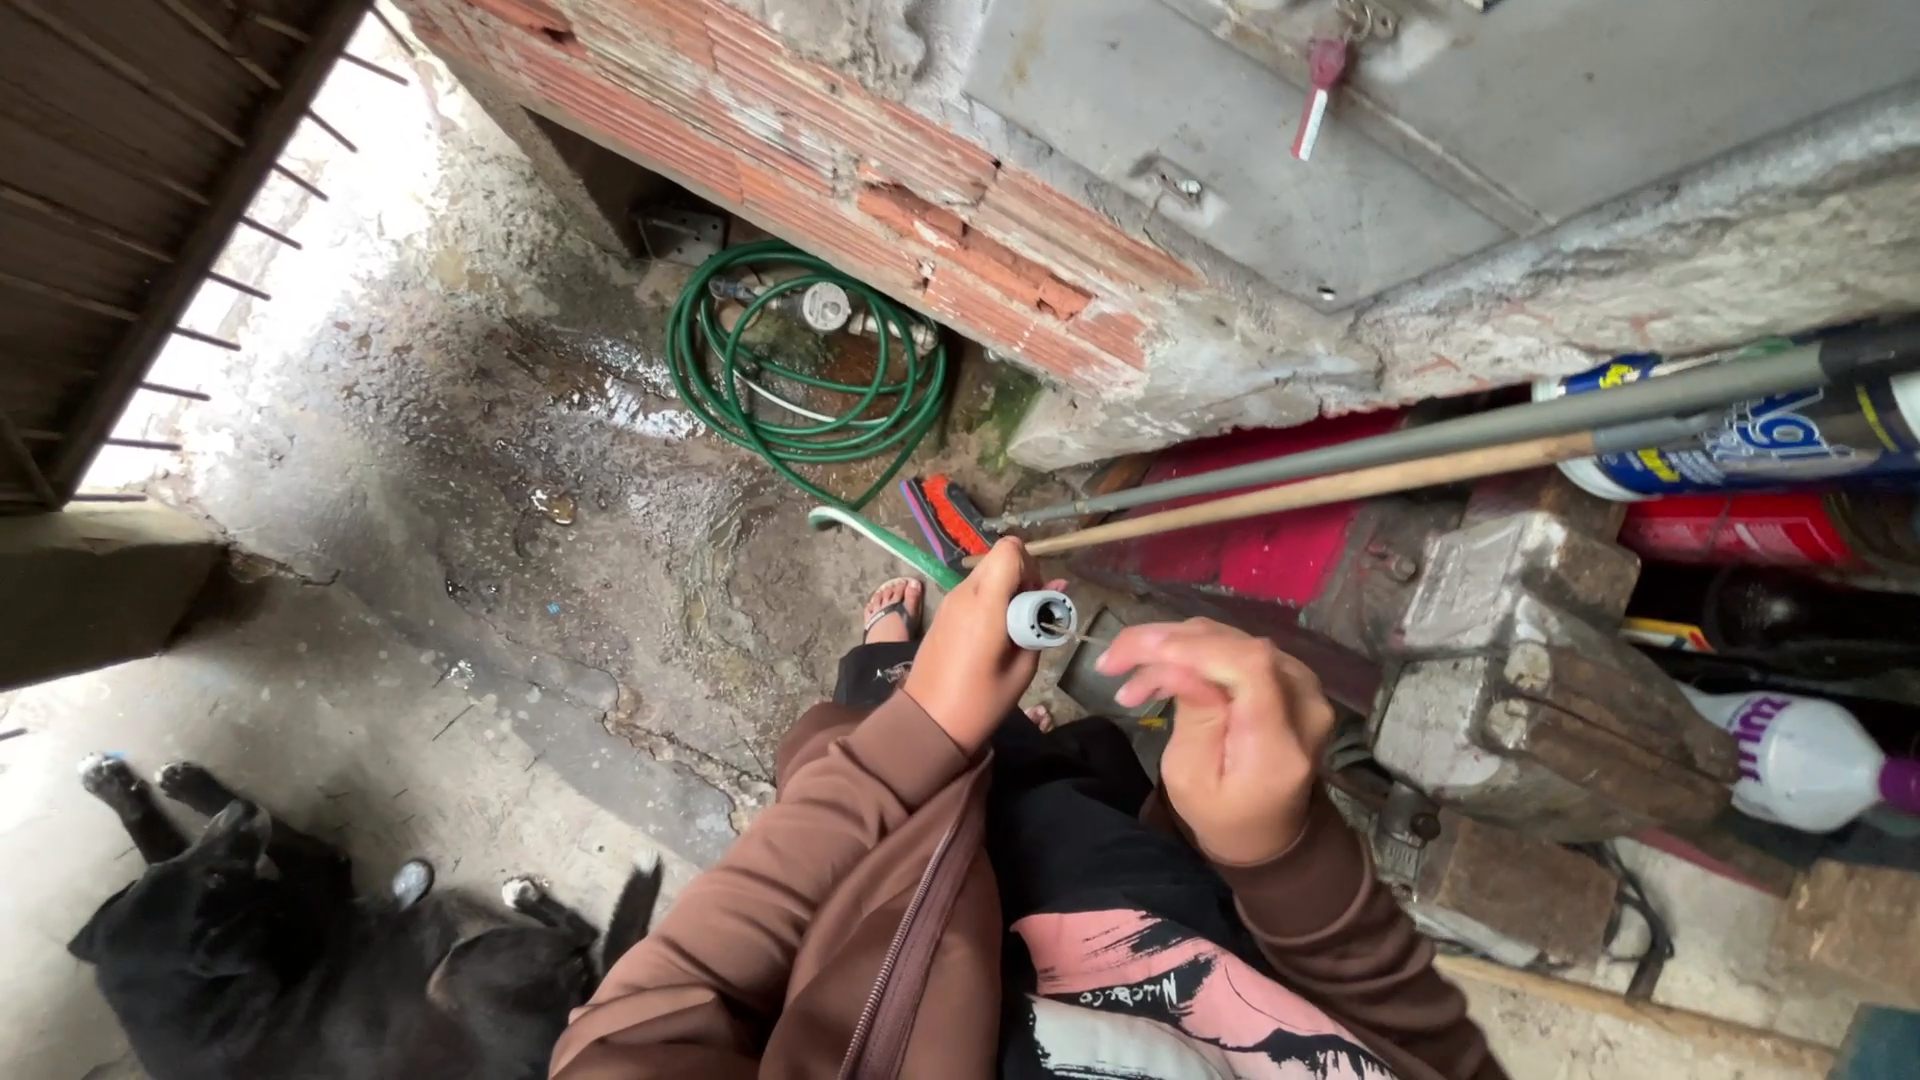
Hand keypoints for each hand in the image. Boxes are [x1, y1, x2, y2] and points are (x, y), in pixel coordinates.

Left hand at [902, 538, 1058, 752]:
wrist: (927, 722)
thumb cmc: (980, 702)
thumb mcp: (1023, 668)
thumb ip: (1040, 623)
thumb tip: (1057, 588)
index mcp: (985, 604)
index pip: (1009, 549)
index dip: (1030, 566)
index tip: (1036, 598)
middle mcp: (964, 593)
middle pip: (999, 556)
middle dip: (1022, 576)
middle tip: (1030, 613)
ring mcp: (949, 600)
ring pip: (986, 572)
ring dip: (1006, 588)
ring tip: (1013, 628)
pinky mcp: (943, 611)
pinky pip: (973, 589)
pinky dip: (990, 599)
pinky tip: (994, 633)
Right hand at [1096, 619, 1335, 863]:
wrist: (1269, 830)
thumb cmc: (1222, 815)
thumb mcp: (1191, 780)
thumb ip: (1193, 719)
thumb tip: (1180, 667)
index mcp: (1280, 742)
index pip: (1250, 668)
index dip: (1194, 648)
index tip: (1141, 652)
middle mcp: (1303, 703)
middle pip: (1234, 646)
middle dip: (1165, 642)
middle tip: (1112, 662)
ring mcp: (1301, 685)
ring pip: (1228, 638)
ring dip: (1170, 645)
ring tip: (1128, 674)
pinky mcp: (1288, 675)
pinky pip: (1233, 646)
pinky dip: (1190, 649)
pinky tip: (1158, 670)